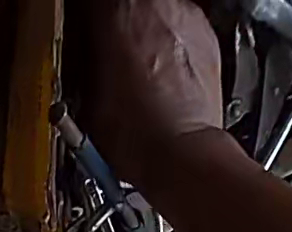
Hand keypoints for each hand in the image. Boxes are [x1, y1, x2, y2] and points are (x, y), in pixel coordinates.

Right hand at [80, 0, 227, 191]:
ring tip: (140, 68)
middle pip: (128, 2)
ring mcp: (183, 15)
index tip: (86, 31)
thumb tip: (85, 63)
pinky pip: (181, 29)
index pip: (92, 3)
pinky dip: (172, 46)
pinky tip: (164, 76)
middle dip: (119, 23)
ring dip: (147, 32)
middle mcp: (152, 2)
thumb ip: (86, 67)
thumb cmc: (138, 138)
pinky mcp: (206, 36)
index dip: (88, 19)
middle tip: (112, 51)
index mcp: (114, 11)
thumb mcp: (90, 104)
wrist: (180, 157)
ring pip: (156, 11)